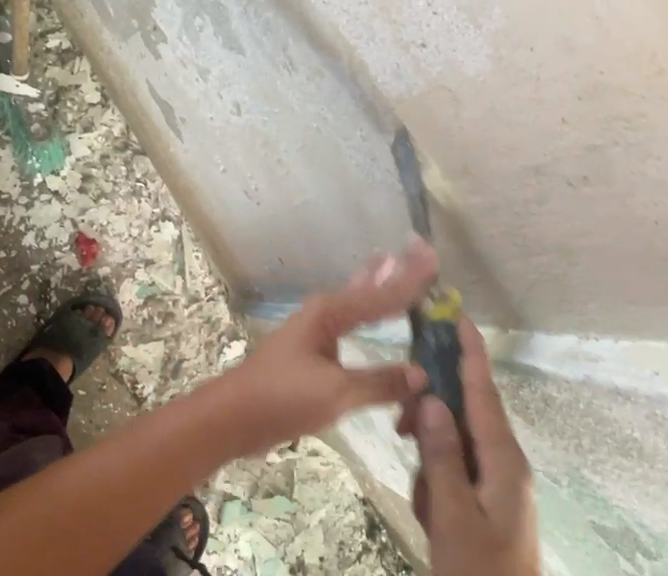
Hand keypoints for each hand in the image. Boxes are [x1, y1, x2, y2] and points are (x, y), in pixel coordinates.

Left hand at [213, 239, 438, 457]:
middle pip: (369, 289)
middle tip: (422, 250)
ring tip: (397, 263)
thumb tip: (422, 374)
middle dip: (396, 272)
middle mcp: (325, 313)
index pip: (382, 295)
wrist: (232, 418)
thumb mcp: (335, 392)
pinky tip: (373, 316)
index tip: (435, 257)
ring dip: (380, 286)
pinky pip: (352, 322)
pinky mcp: (314, 351)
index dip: (412, 280)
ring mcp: (318, 330)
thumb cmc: (281, 398)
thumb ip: (379, 383)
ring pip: (358, 302)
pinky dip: (369, 312)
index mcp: (331, 313)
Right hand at [398, 320, 539, 575]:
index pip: (483, 392)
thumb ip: (441, 456)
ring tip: (423, 500)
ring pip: (455, 444)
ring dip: (432, 460)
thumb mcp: (452, 516)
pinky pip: (456, 471)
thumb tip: (432, 399)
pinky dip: (436, 484)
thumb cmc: (478, 571)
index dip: (471, 352)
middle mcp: (505, 462)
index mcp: (504, 460)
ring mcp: (498, 481)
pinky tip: (430, 513)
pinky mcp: (488, 499)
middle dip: (432, 414)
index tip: (458, 315)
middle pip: (466, 413)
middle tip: (402, 428)